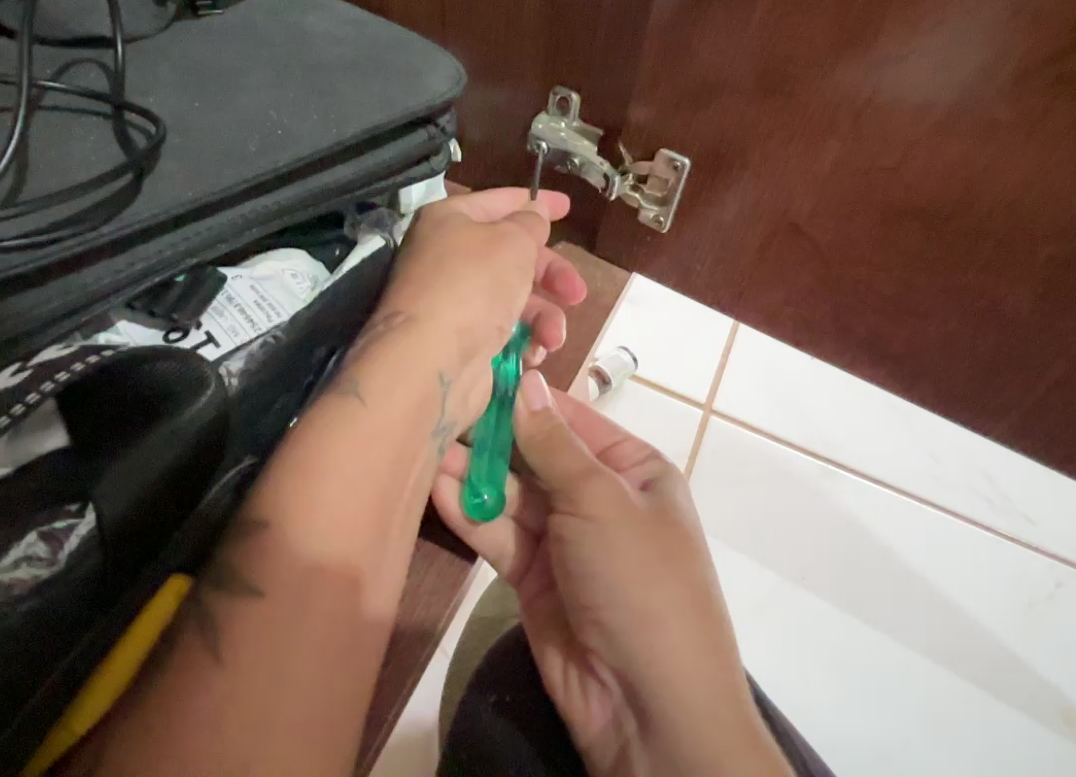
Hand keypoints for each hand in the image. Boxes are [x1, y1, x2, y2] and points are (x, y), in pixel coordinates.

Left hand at [374, 187, 586, 408]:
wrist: (430, 360)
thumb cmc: (473, 284)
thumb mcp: (513, 242)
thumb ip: (530, 223)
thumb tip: (534, 212)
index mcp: (450, 221)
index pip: (499, 202)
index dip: (536, 202)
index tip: (568, 205)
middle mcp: (447, 257)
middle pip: (513, 255)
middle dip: (550, 274)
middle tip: (577, 293)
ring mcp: (453, 301)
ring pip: (514, 297)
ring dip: (544, 316)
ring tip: (553, 337)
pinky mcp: (461, 340)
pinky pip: (504, 331)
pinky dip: (524, 339)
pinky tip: (534, 353)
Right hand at [431, 373, 792, 776]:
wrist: (648, 705)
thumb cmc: (639, 580)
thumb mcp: (601, 500)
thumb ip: (552, 444)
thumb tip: (526, 381)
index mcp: (633, 470)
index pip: (571, 420)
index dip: (526, 398)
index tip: (478, 372)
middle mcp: (599, 498)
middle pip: (536, 456)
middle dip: (492, 437)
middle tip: (438, 409)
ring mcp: (565, 541)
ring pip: (512, 496)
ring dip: (474, 474)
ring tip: (426, 446)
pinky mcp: (533, 579)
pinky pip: (500, 535)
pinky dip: (471, 514)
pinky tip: (438, 489)